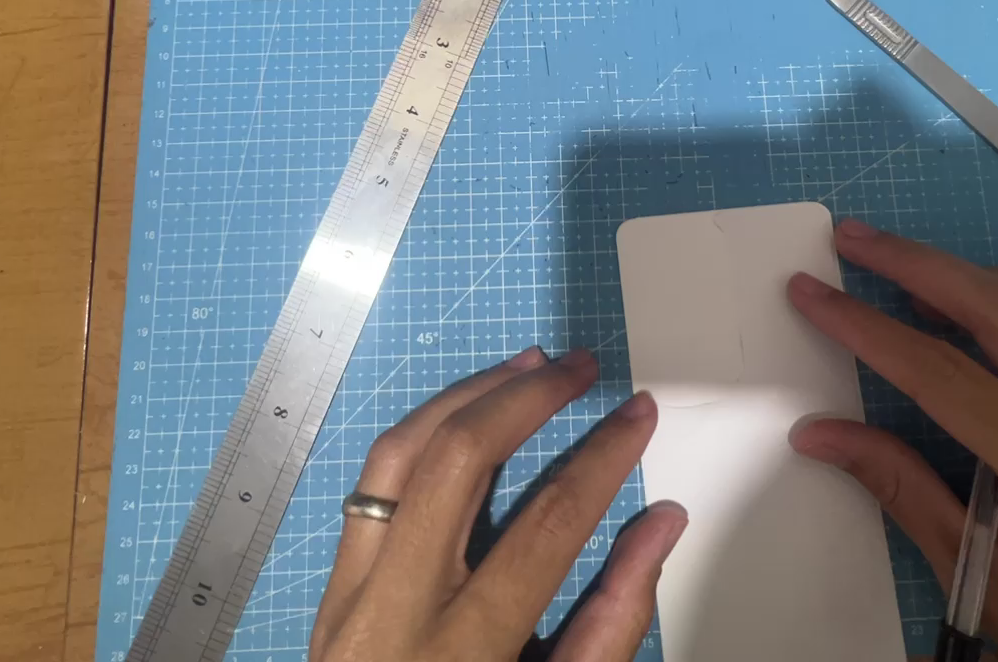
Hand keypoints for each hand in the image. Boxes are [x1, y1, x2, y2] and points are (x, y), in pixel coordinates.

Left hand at [311, 346, 687, 661]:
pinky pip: (376, 477)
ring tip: (529, 364)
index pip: (546, 526)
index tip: (638, 411)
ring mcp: (351, 588)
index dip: (602, 458)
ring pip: (402, 450)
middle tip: (580, 366)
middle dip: (527, 398)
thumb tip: (665, 519)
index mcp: (463, 654)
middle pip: (458, 461)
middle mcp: (394, 610)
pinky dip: (428, 424)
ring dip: (471, 392)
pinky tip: (471, 405)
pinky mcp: (333, 579)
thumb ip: (612, 621)